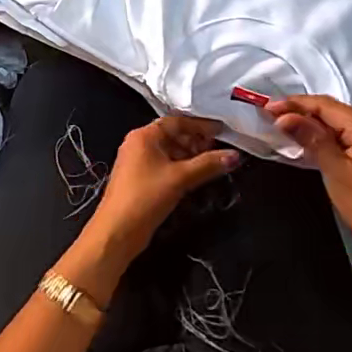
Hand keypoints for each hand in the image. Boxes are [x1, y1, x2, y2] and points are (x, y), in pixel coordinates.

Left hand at [88, 116, 239, 261]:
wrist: (118, 229)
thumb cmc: (144, 197)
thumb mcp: (180, 178)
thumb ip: (208, 164)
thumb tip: (233, 156)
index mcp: (143, 136)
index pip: (176, 122)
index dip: (200, 125)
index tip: (221, 130)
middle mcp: (138, 144)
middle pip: (172, 135)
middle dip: (196, 141)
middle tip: (218, 149)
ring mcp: (137, 162)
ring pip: (169, 151)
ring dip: (190, 156)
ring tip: (211, 163)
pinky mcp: (140, 179)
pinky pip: (164, 165)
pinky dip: (180, 167)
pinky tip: (195, 176)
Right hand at [266, 96, 351, 288]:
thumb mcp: (337, 174)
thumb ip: (313, 140)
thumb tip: (285, 117)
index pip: (329, 106)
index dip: (296, 104)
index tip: (268, 108)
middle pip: (338, 113)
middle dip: (304, 112)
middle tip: (272, 117)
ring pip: (344, 125)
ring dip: (316, 125)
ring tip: (286, 127)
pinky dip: (330, 138)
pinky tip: (312, 142)